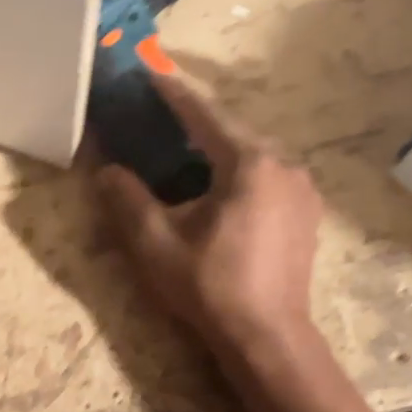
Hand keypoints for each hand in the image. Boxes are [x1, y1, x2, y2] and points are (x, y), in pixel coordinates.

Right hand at [97, 70, 324, 358]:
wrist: (268, 339)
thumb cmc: (211, 285)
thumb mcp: (157, 242)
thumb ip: (128, 199)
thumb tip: (106, 170)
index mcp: (249, 163)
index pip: (204, 115)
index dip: (173, 93)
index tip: (150, 72)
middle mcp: (283, 165)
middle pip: (232, 129)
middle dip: (195, 119)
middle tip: (159, 111)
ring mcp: (301, 189)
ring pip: (253, 152)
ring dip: (218, 144)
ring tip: (184, 145)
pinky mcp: (306, 212)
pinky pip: (268, 173)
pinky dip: (239, 167)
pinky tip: (217, 182)